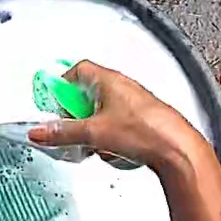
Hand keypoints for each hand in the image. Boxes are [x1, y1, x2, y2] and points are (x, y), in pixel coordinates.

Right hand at [26, 60, 209, 170]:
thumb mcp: (93, 133)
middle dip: (76, 113)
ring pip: (102, 111)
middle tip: (70, 127)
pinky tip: (112, 151)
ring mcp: (134, 104)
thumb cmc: (147, 131)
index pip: (77, 69)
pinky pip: (117, 124)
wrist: (179, 151)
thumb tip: (40, 131)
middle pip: (88, 92)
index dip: (62, 83)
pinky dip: (109, 136)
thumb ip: (63, 133)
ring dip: (93, 128)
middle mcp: (123, 87)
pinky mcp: (143, 121)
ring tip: (94, 144)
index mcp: (109, 80)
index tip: (52, 100)